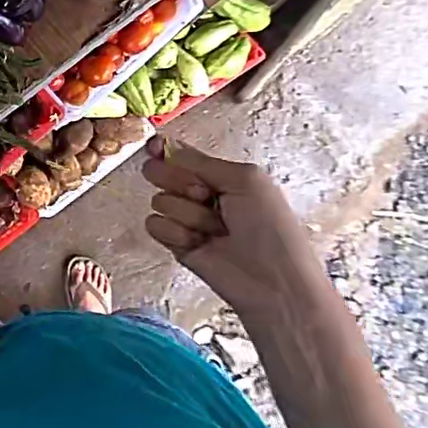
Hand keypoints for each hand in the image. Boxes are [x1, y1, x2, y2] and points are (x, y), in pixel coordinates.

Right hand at [140, 137, 323, 316]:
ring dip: (187, 213)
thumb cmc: (271, 229)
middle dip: (178, 180)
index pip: (180, 155)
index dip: (163, 149)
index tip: (154, 147)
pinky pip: (155, 225)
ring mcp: (188, 220)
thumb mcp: (245, 179)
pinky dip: (175, 232)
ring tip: (216, 229)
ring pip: (160, 200)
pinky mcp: (177, 244)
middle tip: (203, 194)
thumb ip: (201, 161)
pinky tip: (199, 243)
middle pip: (162, 173)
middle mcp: (201, 195)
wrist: (272, 281)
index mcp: (220, 176)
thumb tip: (166, 145)